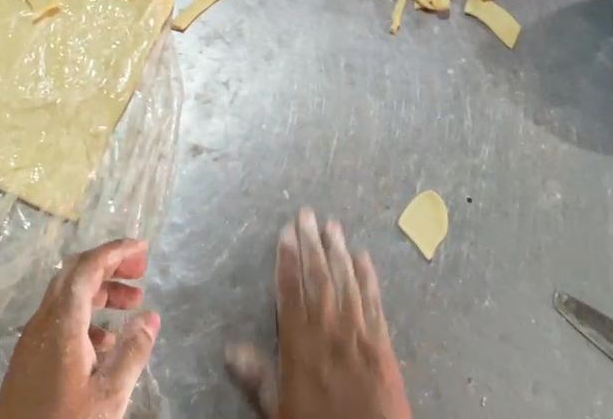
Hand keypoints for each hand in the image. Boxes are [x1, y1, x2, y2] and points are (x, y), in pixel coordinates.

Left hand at [0, 238, 159, 418]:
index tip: (143, 249)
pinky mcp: (30, 357)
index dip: (116, 251)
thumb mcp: (108, 396)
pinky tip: (107, 342)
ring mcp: (33, 339)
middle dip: (110, 265)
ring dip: (100, 291)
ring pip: (68, 296)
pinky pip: (61, 319)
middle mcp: (44, 321)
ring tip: (132, 305)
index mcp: (62, 322)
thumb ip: (132, 353)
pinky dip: (87, 316)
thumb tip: (151, 316)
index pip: (88, 267)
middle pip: (75, 274)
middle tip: (141, 272)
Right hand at [224, 208, 411, 418]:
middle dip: (311, 243)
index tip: (285, 232)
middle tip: (307, 214)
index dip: (287, 259)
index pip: (290, 291)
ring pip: (346, 281)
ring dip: (338, 251)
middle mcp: (329, 330)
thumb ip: (258, 378)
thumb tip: (230, 349)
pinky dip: (368, 276)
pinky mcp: (383, 342)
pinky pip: (374, 301)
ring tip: (332, 224)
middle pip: (319, 277)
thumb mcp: (279, 410)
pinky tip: (363, 257)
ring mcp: (358, 333)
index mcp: (300, 344)